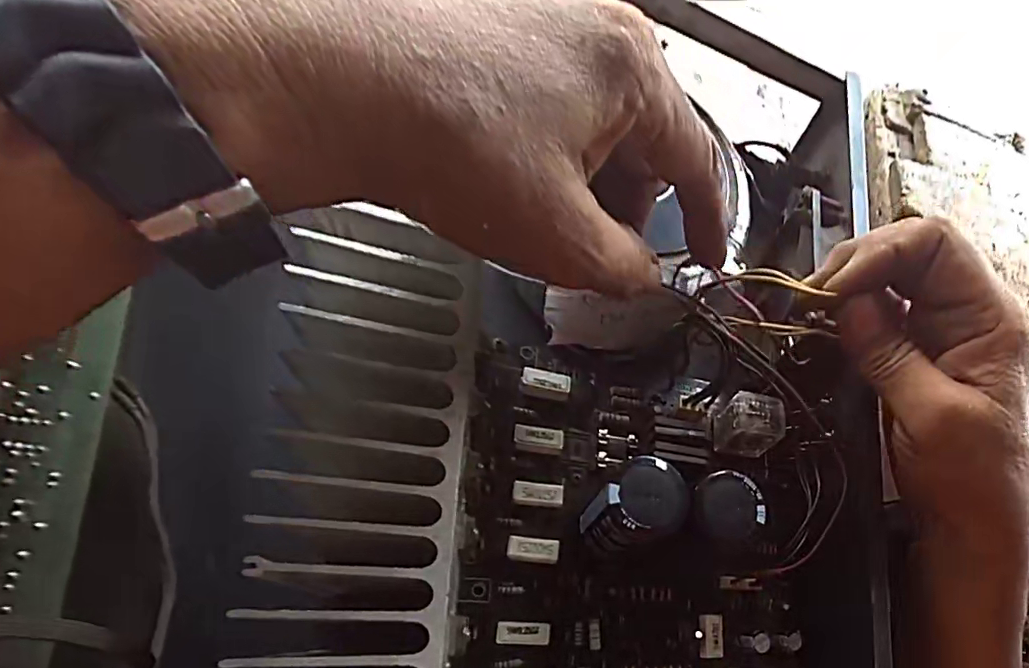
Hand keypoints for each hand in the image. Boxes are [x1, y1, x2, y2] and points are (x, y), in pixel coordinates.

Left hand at [117, 0, 727, 293]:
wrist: (319, 83)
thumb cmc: (445, 144)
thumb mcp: (567, 242)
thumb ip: (631, 274)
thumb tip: (648, 280)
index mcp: (632, 69)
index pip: (700, 164)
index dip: (709, 225)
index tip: (707, 259)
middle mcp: (598, 25)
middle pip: (648, 147)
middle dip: (631, 209)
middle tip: (600, 252)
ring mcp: (546, 15)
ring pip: (603, 128)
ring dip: (590, 186)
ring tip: (545, 217)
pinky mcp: (503, 21)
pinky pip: (560, 105)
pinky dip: (555, 155)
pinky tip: (518, 180)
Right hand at [807, 218, 1028, 554]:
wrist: (971, 528)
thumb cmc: (972, 480)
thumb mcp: (931, 415)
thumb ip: (889, 354)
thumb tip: (847, 303)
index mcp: (991, 319)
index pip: (937, 244)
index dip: (882, 251)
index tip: (837, 285)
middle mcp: (969, 317)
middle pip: (911, 254)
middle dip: (859, 266)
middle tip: (814, 295)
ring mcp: (942, 337)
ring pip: (892, 285)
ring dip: (851, 289)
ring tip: (814, 308)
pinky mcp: (918, 360)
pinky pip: (882, 321)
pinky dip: (852, 318)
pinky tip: (830, 326)